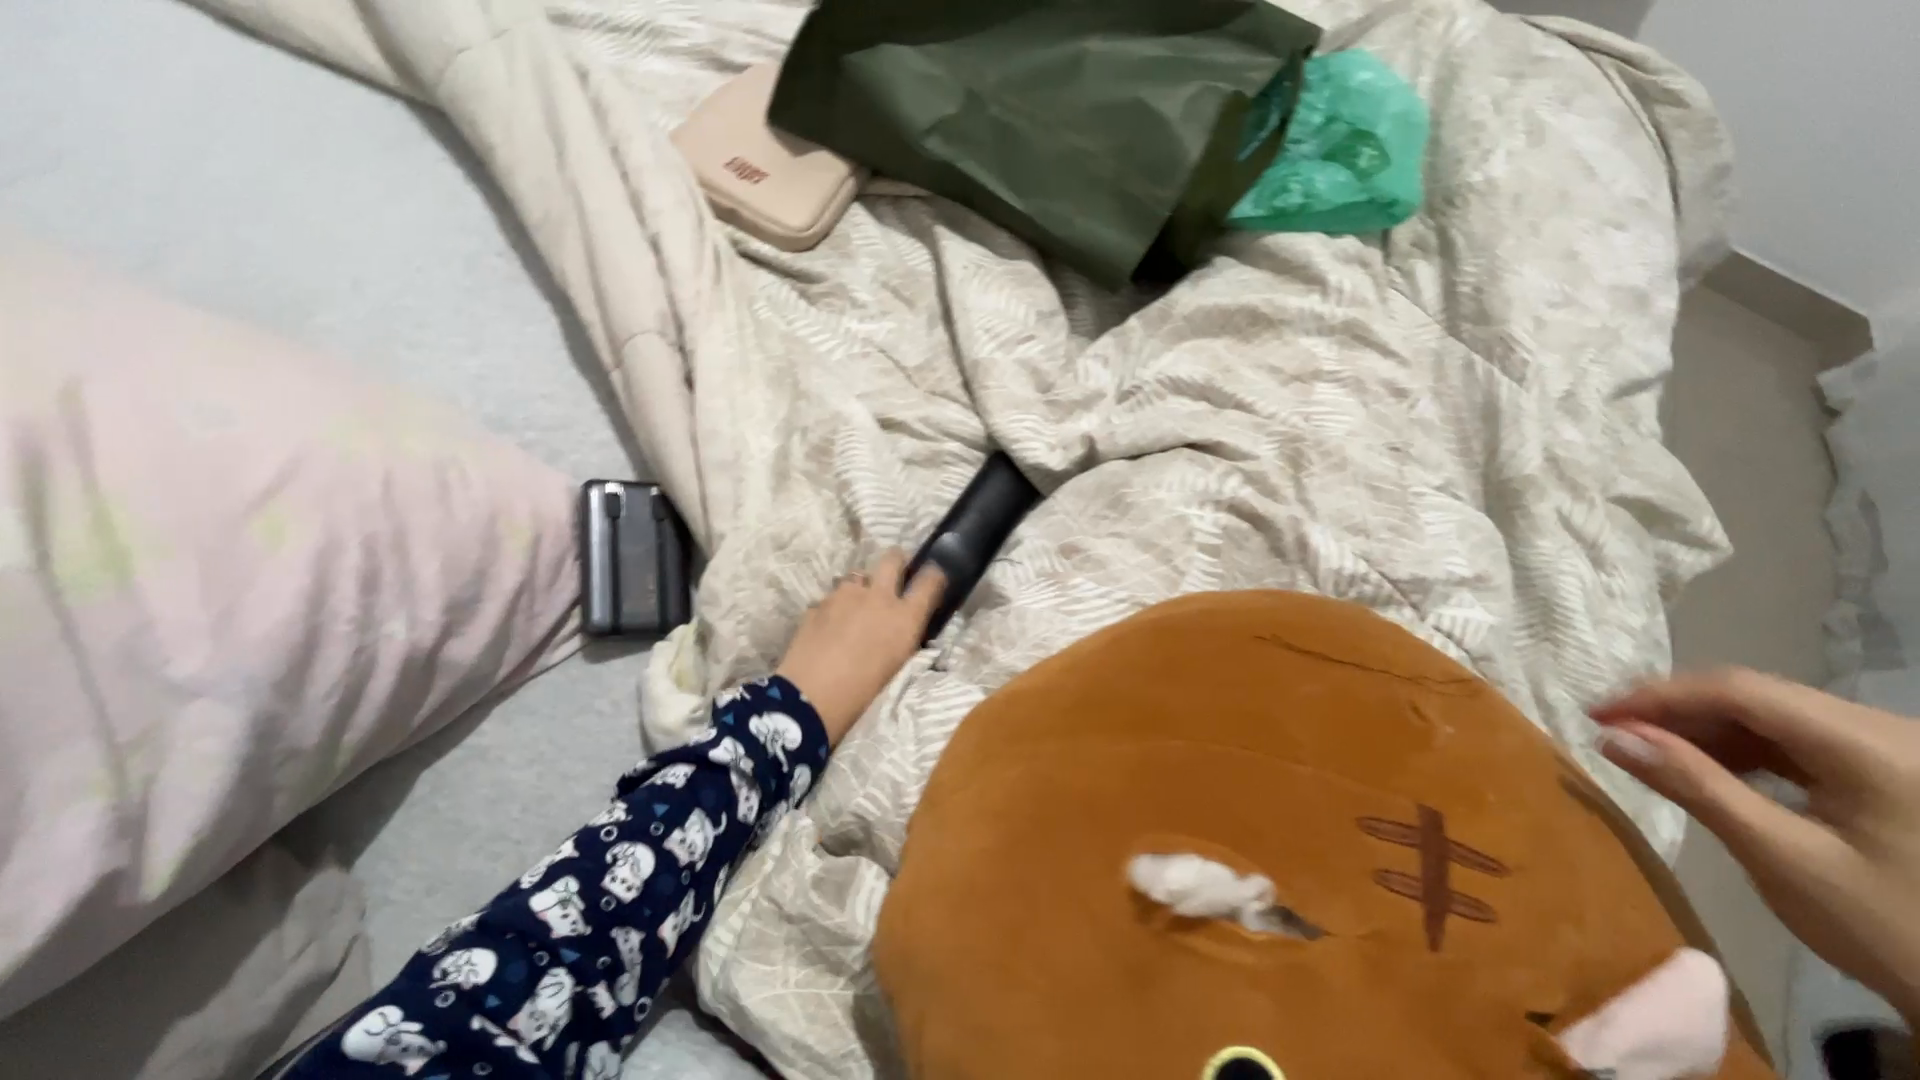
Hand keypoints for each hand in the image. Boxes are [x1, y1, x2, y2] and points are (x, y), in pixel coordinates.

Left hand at [774, 550, 945, 746]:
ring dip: (860, 588)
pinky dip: (835, 608)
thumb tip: (900, 621)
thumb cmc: (864, 692)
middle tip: (892, 576)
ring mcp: (845, 596)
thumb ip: (901, 633)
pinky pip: (833, 598)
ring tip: (853, 609)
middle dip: (895, 562)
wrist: (812, 697)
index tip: (931, 576)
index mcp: (905, 617)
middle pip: (892, 558)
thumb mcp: (897, 662)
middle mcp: (878, 597)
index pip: (930, 580)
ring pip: (857, 577)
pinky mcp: (819, 603)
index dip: (933, 574)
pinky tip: (829, 628)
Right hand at [1592, 668, 1919, 1023]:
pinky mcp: (1896, 772)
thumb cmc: (1887, 928)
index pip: (1739, 690)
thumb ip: (1696, 787)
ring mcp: (1897, 750)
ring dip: (1709, 730)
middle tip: (1615, 733)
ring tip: (1652, 753)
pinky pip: (1804, 741)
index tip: (1596, 715)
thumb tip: (1613, 737)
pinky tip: (1713, 771)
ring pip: (1778, 716)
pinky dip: (1748, 750)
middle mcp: (1889, 730)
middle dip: (1679, 711)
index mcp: (1869, 744)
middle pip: (1759, 696)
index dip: (1659, 695)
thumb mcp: (1782, 857)